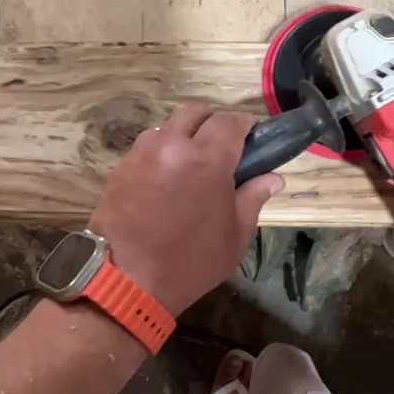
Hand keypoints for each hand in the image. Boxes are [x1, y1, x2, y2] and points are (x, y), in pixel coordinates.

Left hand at [88, 105, 283, 314]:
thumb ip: (253, 198)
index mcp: (207, 159)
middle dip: (214, 124)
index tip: (253, 138)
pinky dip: (162, 151)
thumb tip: (273, 178)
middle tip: (223, 150)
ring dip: (184, 135)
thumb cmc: (190, 262)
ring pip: (169, 126)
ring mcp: (142, 153)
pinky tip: (166, 178)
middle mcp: (172, 145)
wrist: (127, 280)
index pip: (230, 121)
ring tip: (191, 164)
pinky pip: (147, 145)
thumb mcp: (234, 235)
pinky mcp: (121, 166)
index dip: (245, 126)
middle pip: (197, 113)